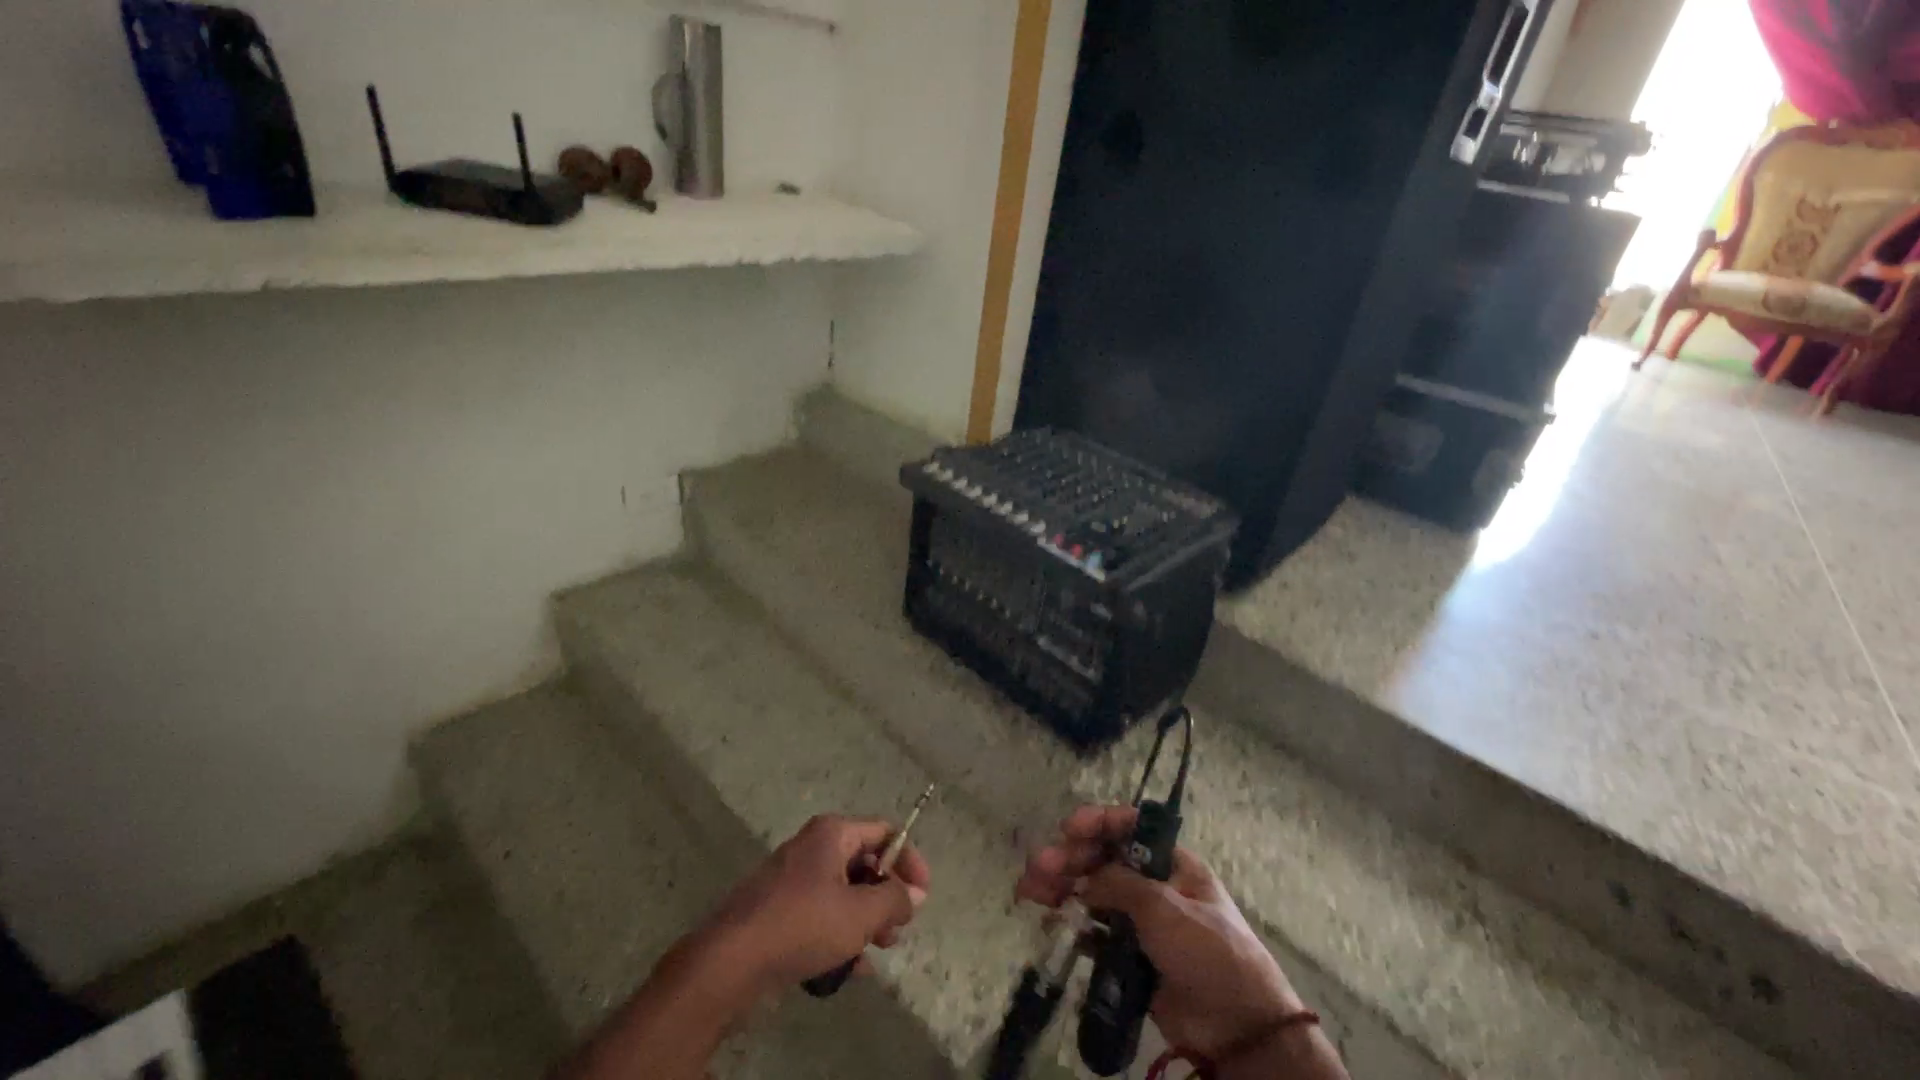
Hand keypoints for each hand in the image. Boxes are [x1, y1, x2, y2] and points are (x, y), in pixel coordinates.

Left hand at [706, 814, 930, 988]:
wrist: (730, 962)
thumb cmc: (802, 925)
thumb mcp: (860, 913)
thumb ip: (894, 900)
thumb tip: (914, 894)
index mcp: (832, 834)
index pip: (885, 832)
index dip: (909, 861)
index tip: (921, 896)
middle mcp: (812, 848)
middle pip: (864, 864)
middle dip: (886, 898)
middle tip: (896, 931)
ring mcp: (792, 880)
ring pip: (843, 894)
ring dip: (864, 922)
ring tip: (873, 953)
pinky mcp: (779, 911)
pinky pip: (820, 916)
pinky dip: (838, 936)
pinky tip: (848, 971)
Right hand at [1016, 806, 1303, 1063]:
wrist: (1235, 1025)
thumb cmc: (1207, 951)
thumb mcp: (1165, 907)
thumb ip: (1119, 884)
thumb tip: (1084, 881)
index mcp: (1172, 864)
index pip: (1130, 828)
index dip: (1097, 823)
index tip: (1067, 829)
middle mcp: (1155, 885)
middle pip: (1104, 860)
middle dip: (1069, 859)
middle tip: (1037, 869)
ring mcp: (1142, 921)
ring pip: (1093, 894)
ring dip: (1062, 889)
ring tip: (1028, 892)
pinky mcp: (1131, 955)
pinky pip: (1095, 932)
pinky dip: (1073, 924)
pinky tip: (1051, 922)